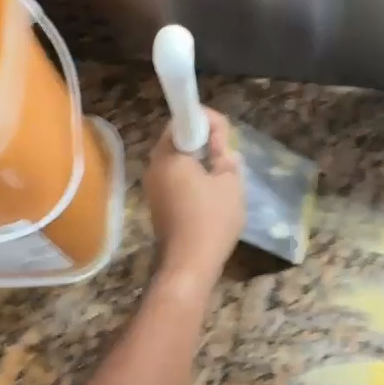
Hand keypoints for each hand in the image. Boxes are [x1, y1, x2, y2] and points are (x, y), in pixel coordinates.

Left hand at [144, 109, 244, 291]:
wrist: (189, 264)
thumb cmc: (211, 220)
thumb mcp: (231, 185)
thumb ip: (227, 161)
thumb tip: (224, 153)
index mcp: (169, 155)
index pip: (182, 121)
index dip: (207, 121)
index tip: (226, 135)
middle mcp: (154, 167)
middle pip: (177, 142)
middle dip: (202, 142)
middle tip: (225, 154)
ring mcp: (153, 188)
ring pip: (176, 163)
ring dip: (198, 163)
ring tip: (221, 176)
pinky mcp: (157, 206)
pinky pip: (175, 182)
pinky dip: (191, 181)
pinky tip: (210, 195)